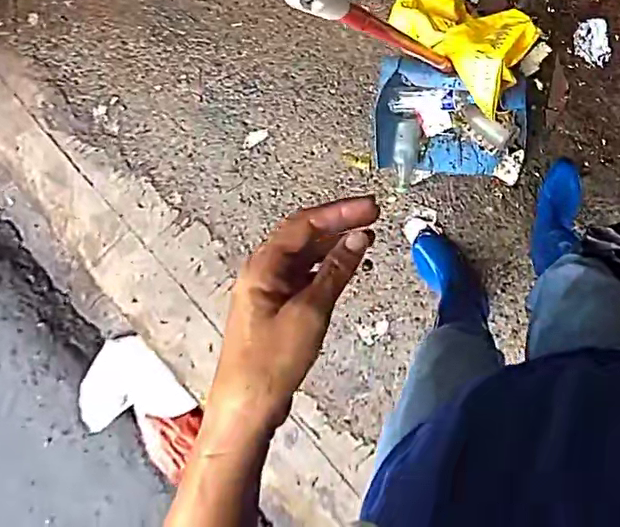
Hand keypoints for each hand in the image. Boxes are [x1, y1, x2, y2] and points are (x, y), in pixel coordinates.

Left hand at [205, 196, 378, 435]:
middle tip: (373, 214)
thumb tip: (359, 236)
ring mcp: (270, 288)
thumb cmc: (270, 363)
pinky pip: (308, 272)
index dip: (340, 211)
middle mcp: (264, 271)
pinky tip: (350, 263)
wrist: (246, 412)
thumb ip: (337, 269)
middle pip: (305, 234)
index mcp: (263, 266)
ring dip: (337, 241)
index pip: (305, 223)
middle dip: (340, 221)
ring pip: (308, 252)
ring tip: (367, 235)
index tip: (370, 207)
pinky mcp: (279, 305)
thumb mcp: (310, 311)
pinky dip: (331, 263)